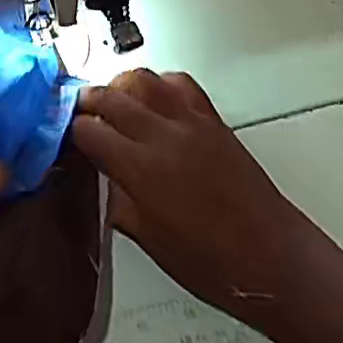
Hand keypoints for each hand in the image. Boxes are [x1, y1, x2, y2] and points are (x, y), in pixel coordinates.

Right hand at [70, 69, 342, 314]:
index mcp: (141, 168)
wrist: (276, 263)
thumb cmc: (217, 264)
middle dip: (85, 102)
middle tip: (79, 114)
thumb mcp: (147, 238)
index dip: (69, 133)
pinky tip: (154, 100)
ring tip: (113, 102)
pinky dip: (159, 84)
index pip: (87, 130)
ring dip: (118, 86)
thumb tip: (96, 176)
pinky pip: (179, 82)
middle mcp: (163, 137)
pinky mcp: (213, 120)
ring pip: (140, 78)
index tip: (66, 139)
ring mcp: (190, 123)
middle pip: (107, 95)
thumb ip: (114, 198)